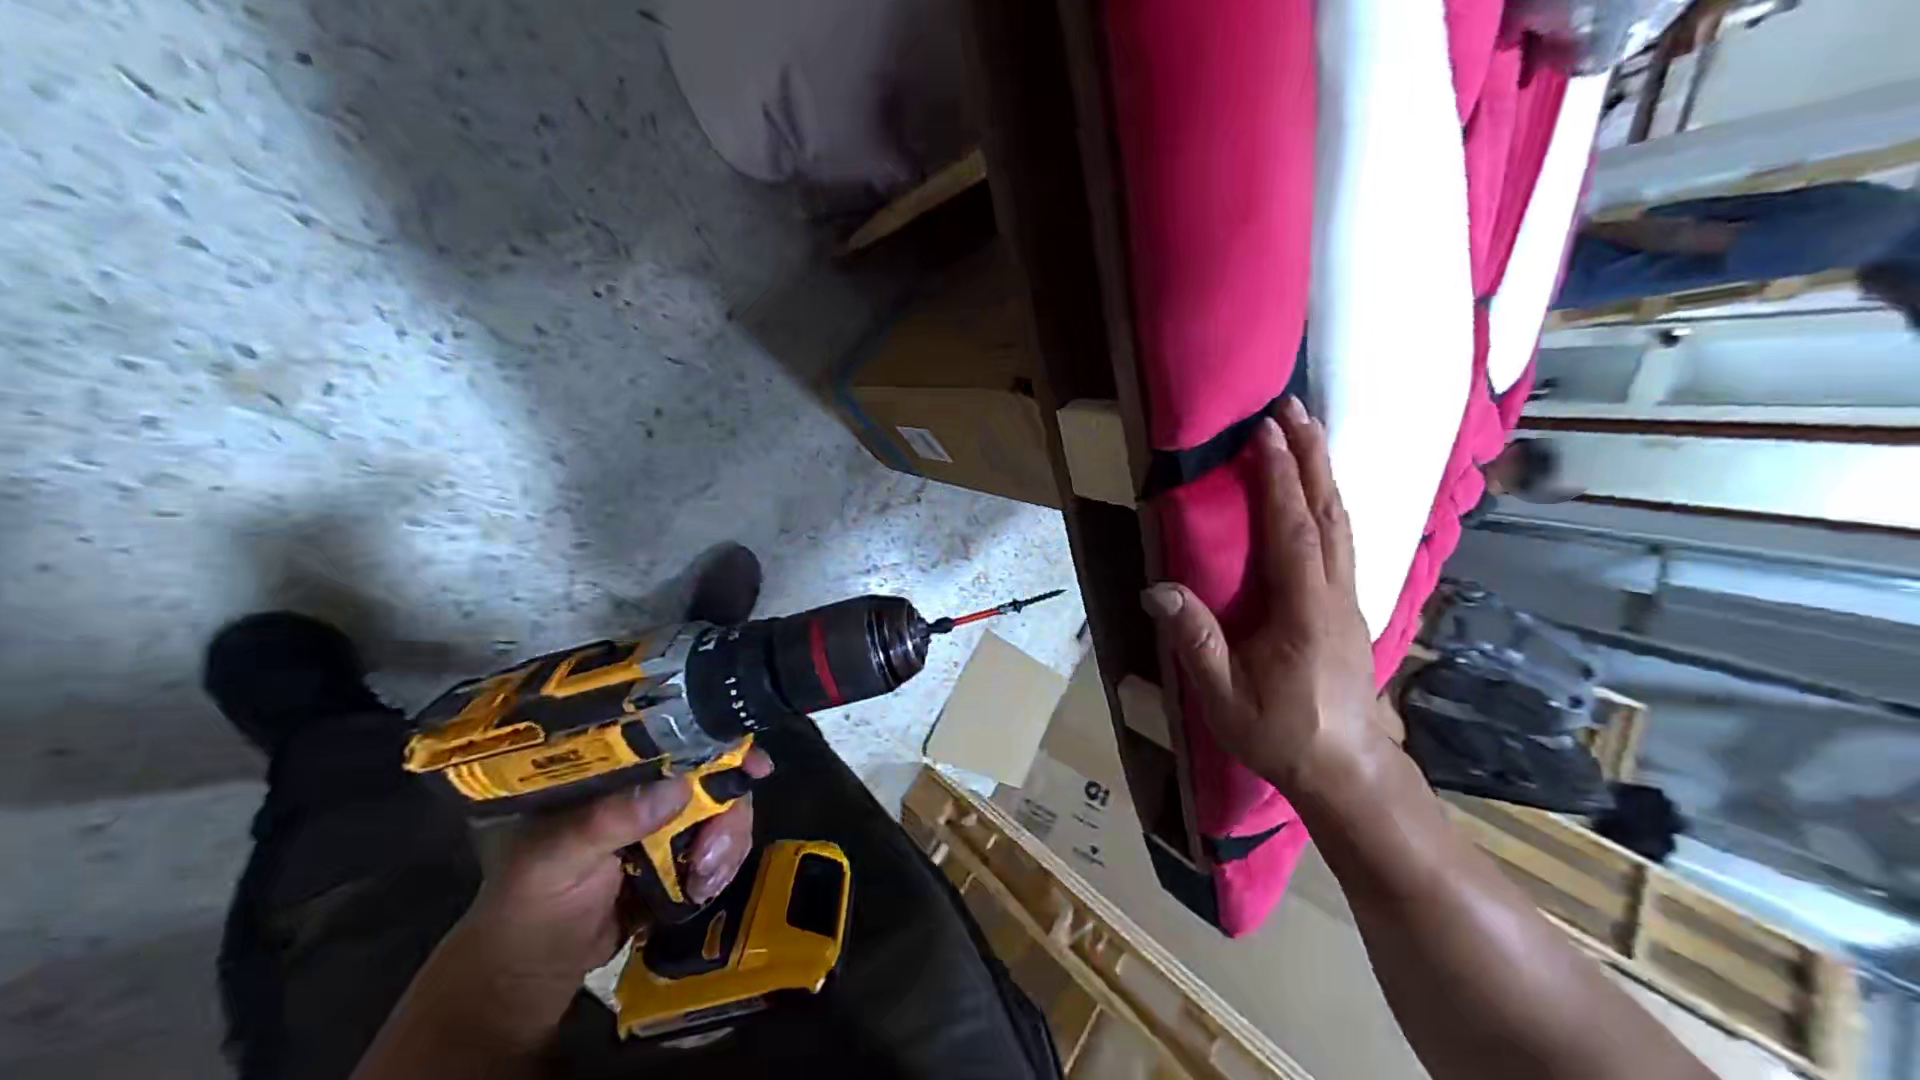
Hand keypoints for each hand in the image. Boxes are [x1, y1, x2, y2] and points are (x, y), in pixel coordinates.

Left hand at [434, 749, 771, 1048]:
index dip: (716, 744)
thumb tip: (679, 787)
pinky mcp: (682, 850)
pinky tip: (703, 889)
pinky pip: (724, 843)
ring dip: (727, 845)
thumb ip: (609, 821)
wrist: (532, 974)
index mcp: (611, 769)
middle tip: (711, 856)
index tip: (753, 766)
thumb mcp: (556, 859)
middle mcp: (645, 784)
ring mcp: (667, 817)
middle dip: (727, 812)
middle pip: (713, 773)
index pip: (672, 737)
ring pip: (726, 809)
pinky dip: (725, 864)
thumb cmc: (529, 906)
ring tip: (703, 882)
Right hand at [1141, 400, 1388, 798]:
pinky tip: (1317, 494)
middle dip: (1311, 456)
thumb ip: (1195, 641)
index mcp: (1304, 611)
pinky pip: (1343, 542)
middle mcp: (1334, 595)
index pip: (1293, 532)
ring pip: (1343, 524)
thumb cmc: (1281, 735)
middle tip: (1295, 408)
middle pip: (1329, 513)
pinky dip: (1329, 504)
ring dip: (1323, 474)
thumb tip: (1158, 589)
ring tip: (1308, 433)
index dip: (1279, 479)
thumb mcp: (1225, 697)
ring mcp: (1348, 600)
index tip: (1266, 433)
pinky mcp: (1348, 608)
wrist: (1346, 771)